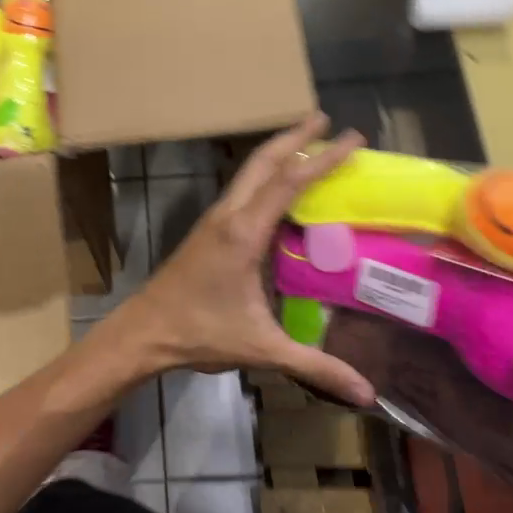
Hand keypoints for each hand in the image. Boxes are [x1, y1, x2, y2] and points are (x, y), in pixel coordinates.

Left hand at [110, 115, 375, 406]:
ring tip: (308, 143)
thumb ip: (315, 365)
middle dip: (295, 136)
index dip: (323, 157)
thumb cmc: (199, 333)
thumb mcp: (261, 348)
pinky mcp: (208, 231)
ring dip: (278, 153)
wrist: (144, 332)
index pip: (289, 181)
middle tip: (325, 118)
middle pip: (263, 162)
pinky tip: (280, 189)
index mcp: (243, 232)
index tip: (352, 137)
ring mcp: (214, 220)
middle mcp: (228, 215)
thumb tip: (368, 394)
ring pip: (249, 173)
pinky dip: (266, 176)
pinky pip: (243, 190)